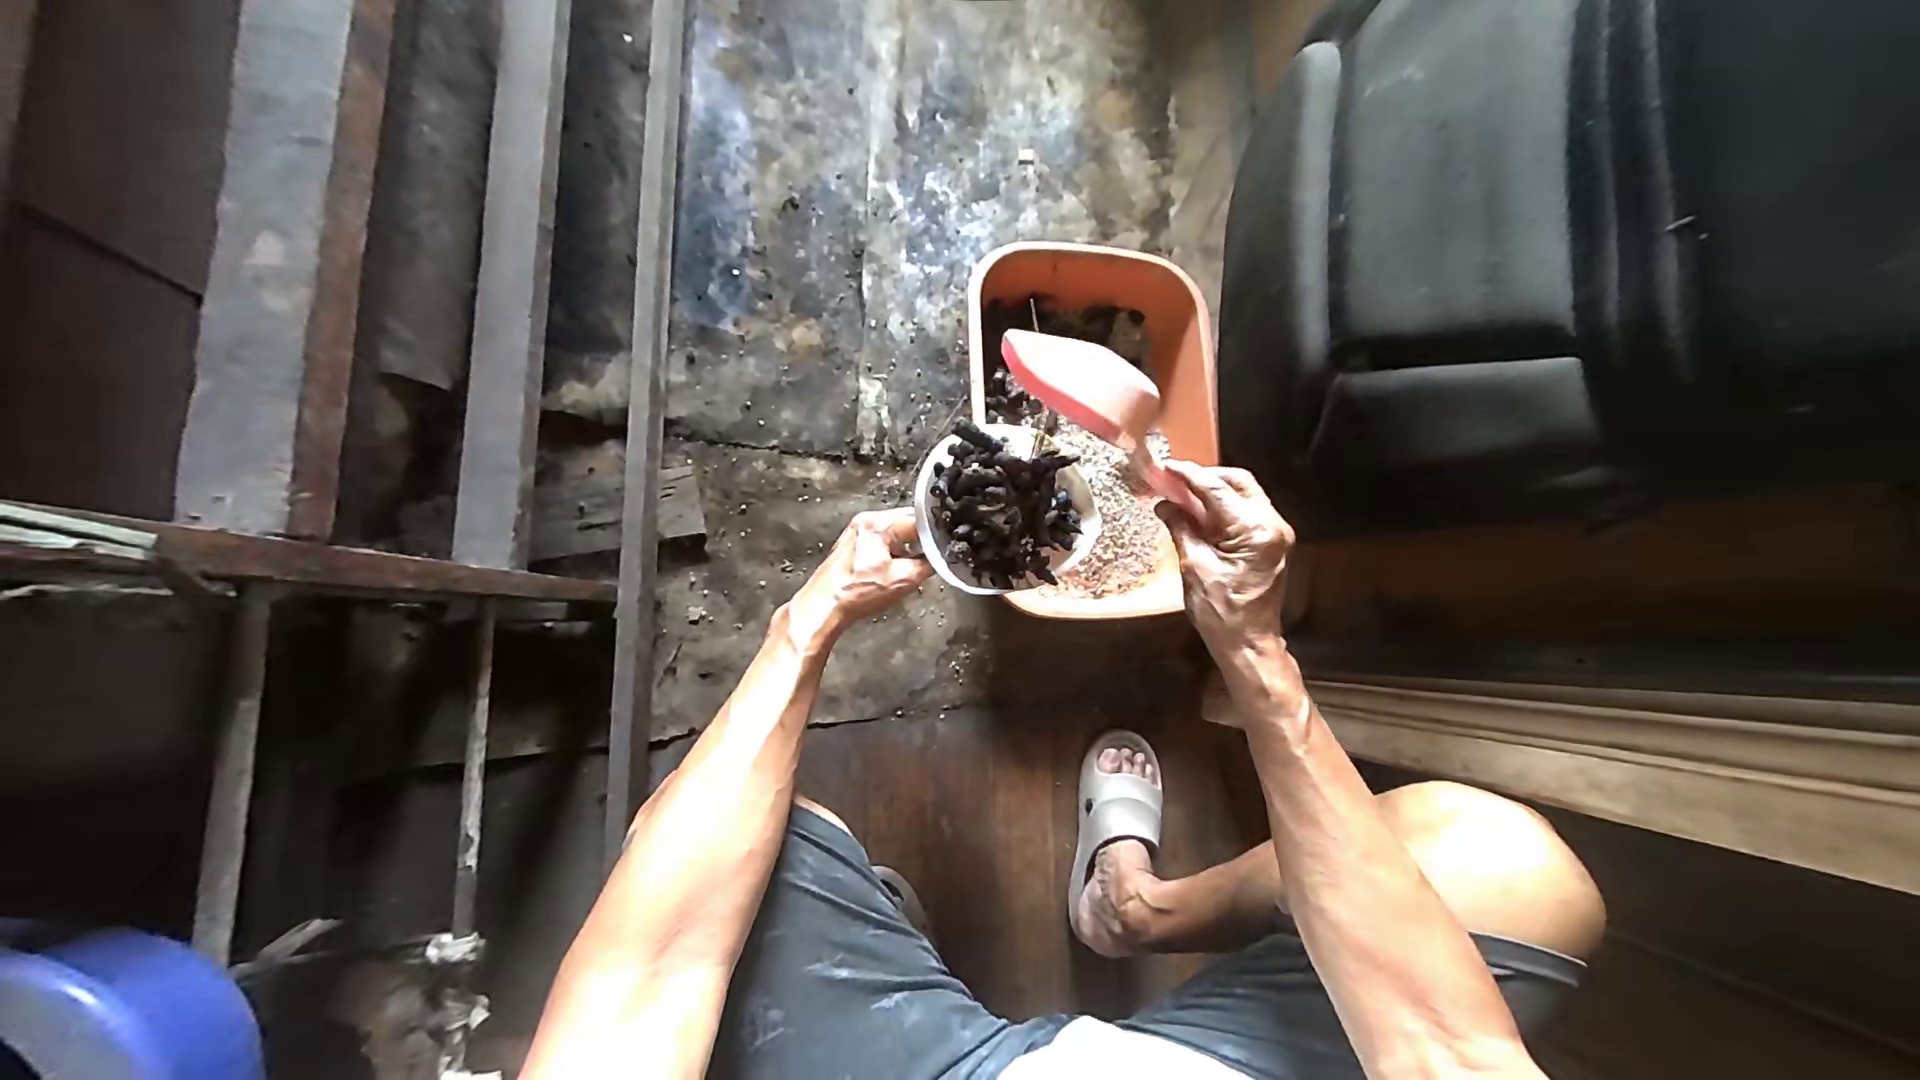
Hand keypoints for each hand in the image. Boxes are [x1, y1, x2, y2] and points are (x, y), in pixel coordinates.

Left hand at [787, 507, 932, 641]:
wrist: (825, 605)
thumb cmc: (855, 592)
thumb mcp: (904, 579)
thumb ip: (928, 564)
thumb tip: (939, 558)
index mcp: (878, 524)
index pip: (919, 520)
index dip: (935, 535)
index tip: (944, 547)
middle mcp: (866, 521)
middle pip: (906, 522)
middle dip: (920, 540)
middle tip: (930, 559)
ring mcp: (858, 531)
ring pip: (894, 532)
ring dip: (906, 547)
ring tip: (908, 568)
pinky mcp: (854, 543)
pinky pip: (882, 540)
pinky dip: (892, 552)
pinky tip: (891, 570)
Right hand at [1154, 461, 1294, 656]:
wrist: (1248, 642)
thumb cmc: (1221, 612)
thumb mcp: (1194, 567)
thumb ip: (1181, 528)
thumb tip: (1165, 505)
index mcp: (1256, 531)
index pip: (1218, 490)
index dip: (1189, 476)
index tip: (1167, 467)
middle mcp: (1273, 525)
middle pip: (1238, 482)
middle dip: (1205, 477)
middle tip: (1174, 480)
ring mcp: (1276, 533)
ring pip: (1243, 494)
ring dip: (1213, 491)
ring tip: (1182, 494)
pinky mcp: (1270, 542)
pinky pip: (1245, 511)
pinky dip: (1221, 507)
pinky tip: (1198, 512)